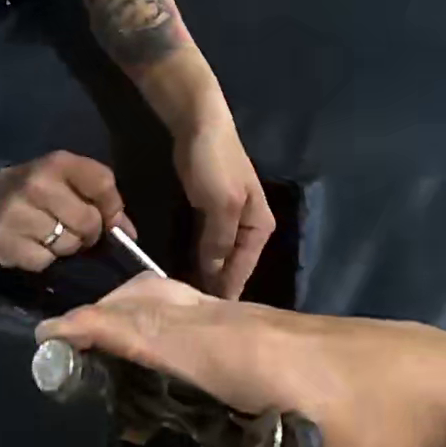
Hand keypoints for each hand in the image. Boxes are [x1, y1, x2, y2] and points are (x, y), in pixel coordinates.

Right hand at [0, 151, 136, 271]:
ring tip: (51, 235)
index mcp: (57, 162)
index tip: (105, 215)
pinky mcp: (0, 238)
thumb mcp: (74, 182)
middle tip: (72, 228)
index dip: (111, 206)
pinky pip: (42, 261)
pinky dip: (42, 260)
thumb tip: (128, 234)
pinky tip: (33, 244)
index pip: (102, 184)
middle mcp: (34, 182)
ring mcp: (14, 210)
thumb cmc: (46, 190)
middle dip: (87, 231)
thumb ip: (104, 201)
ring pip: (66, 244)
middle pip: (87, 220)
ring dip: (64, 247)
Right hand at [38, 275, 445, 446]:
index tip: (52, 336)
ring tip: (102, 363)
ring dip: (121, 317)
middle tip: (67, 357)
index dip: (95, 329)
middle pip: (144, 302)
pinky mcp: (247, 319)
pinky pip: (180, 308)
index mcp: (234, 354)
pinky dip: (147, 320)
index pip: (148, 330)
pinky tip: (154, 364)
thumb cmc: (375, 433)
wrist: (416, 376)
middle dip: (97, 319)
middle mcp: (225, 322)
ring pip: (161, 298)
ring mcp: (237, 315)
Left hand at [173, 117, 274, 298]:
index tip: (210, 321)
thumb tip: (214, 276)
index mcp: (260, 226)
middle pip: (232, 264)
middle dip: (217, 285)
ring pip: (218, 254)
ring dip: (205, 271)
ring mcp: (227, 218)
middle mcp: (248, 226)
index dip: (227, 292)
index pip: (243, 269)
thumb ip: (219, 242)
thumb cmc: (215, 165)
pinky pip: (205, 240)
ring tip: (188, 300)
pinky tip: (185, 270)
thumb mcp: (221, 205)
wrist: (199, 125)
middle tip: (194, 315)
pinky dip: (198, 254)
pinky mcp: (208, 210)